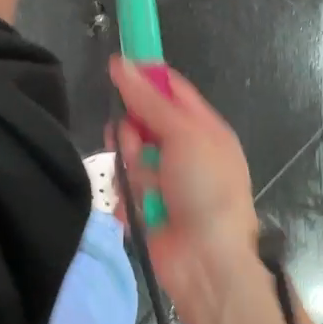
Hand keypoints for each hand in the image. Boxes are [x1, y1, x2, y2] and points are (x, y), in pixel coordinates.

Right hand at [109, 58, 263, 323]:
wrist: (206, 261)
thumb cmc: (205, 189)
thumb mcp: (183, 135)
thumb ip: (149, 100)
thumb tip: (121, 62)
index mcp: (206, 129)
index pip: (172, 90)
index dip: (146, 77)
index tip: (116, 65)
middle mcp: (186, 151)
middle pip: (144, 121)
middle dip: (133, 130)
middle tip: (131, 139)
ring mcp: (166, 180)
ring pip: (131, 154)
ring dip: (133, 166)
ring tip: (146, 184)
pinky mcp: (148, 207)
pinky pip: (126, 187)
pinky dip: (130, 196)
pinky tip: (140, 207)